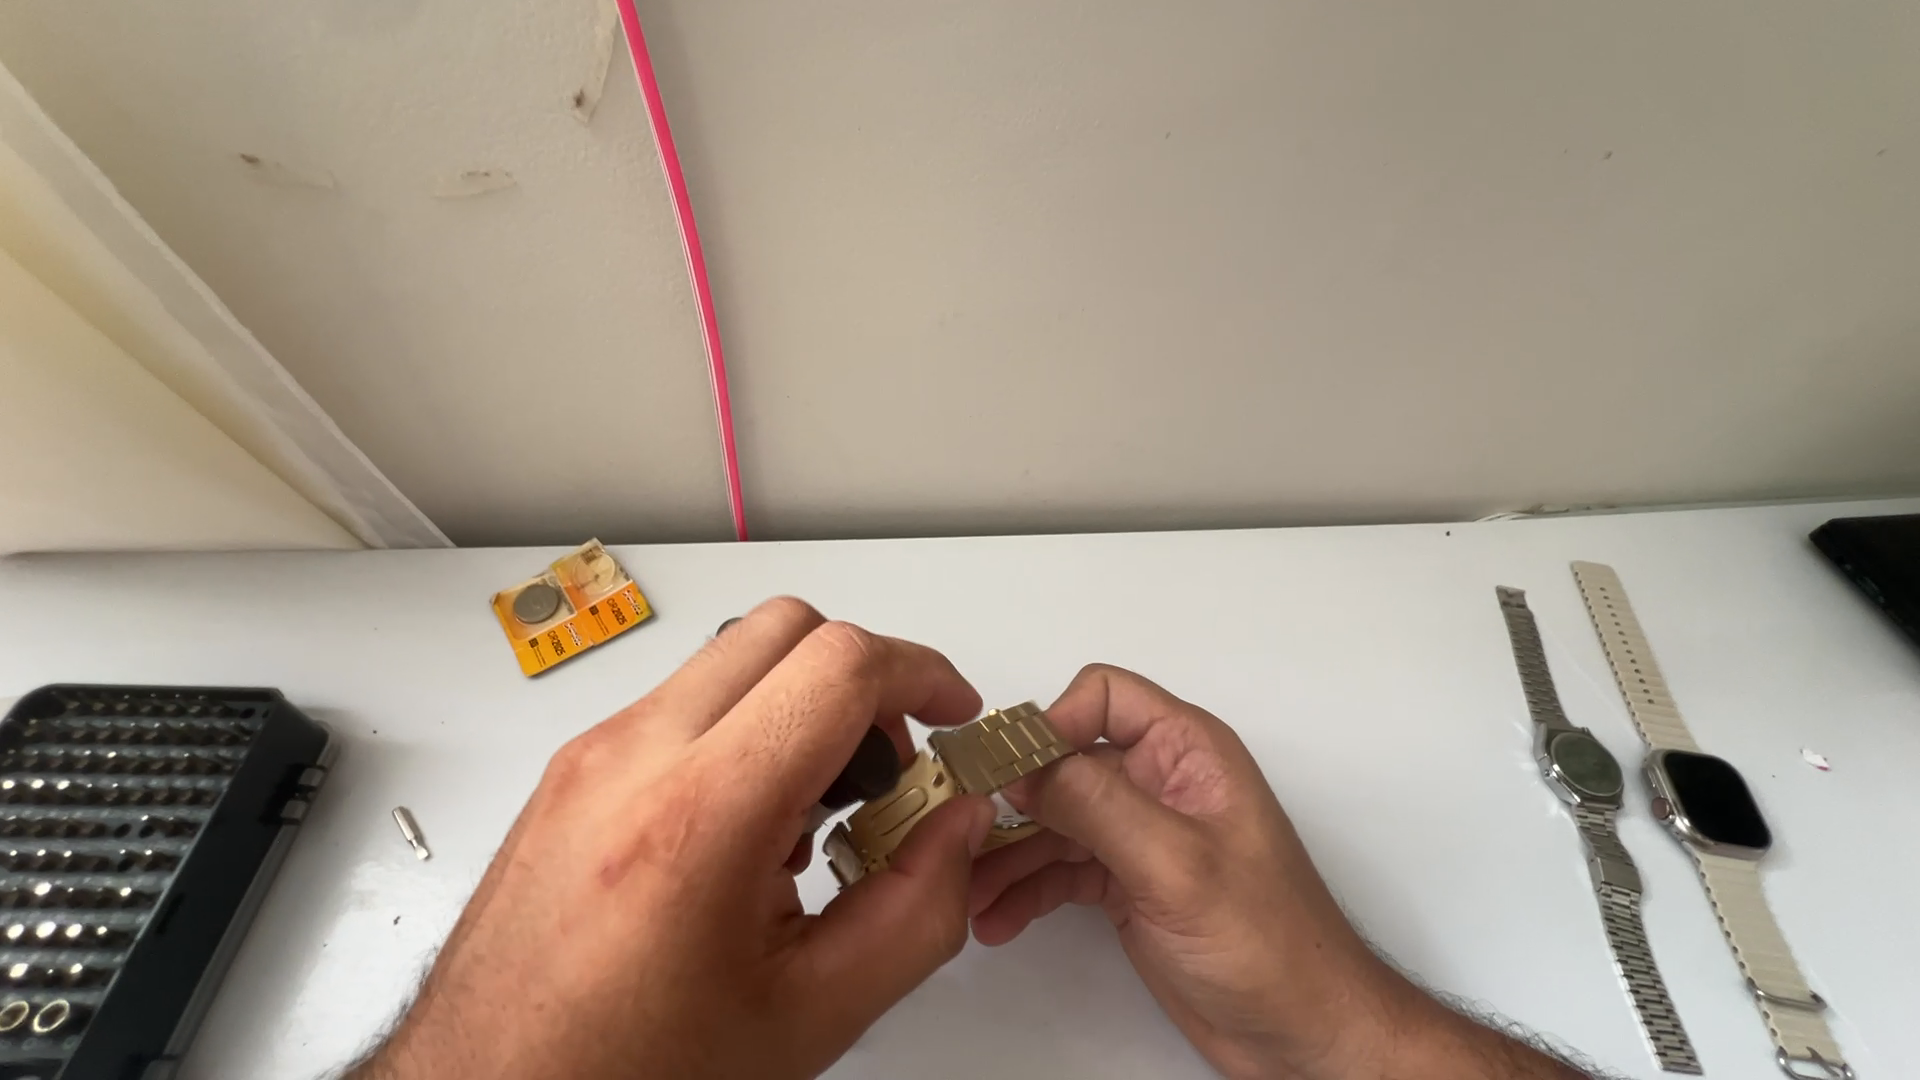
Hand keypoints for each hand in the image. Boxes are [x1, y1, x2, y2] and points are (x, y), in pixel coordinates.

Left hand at [350, 598, 996, 1079]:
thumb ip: (921, 908)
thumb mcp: (816, 1015)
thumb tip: (962, 813)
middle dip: (867, 672)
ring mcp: (596, 748)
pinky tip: (756, 815)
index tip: (953, 712)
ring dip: (808, 693)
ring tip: (820, 798)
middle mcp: (636, 754)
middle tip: (889, 759)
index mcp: (699, 818)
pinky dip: (755, 716)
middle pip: (788, 627)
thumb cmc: (641, 1076)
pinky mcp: (578, 760)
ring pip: (739, 651)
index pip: (836, 667)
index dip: (920, 671)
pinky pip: (693, 692)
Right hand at [968, 665, 1585, 1079]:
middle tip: (959, 832)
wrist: (1305, 1039)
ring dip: (1008, 851)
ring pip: (1053, 818)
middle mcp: (1154, 779)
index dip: (1054, 723)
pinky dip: (1026, 888)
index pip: (1103, 696)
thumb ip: (1095, 802)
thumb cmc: (1262, 941)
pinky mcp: (1122, 879)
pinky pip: (1060, 866)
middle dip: (1012, 795)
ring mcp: (1136, 831)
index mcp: (1183, 750)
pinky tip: (997, 918)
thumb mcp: (1174, 863)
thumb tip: (1020, 765)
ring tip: (967, 892)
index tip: (1011, 773)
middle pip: (1065, 758)